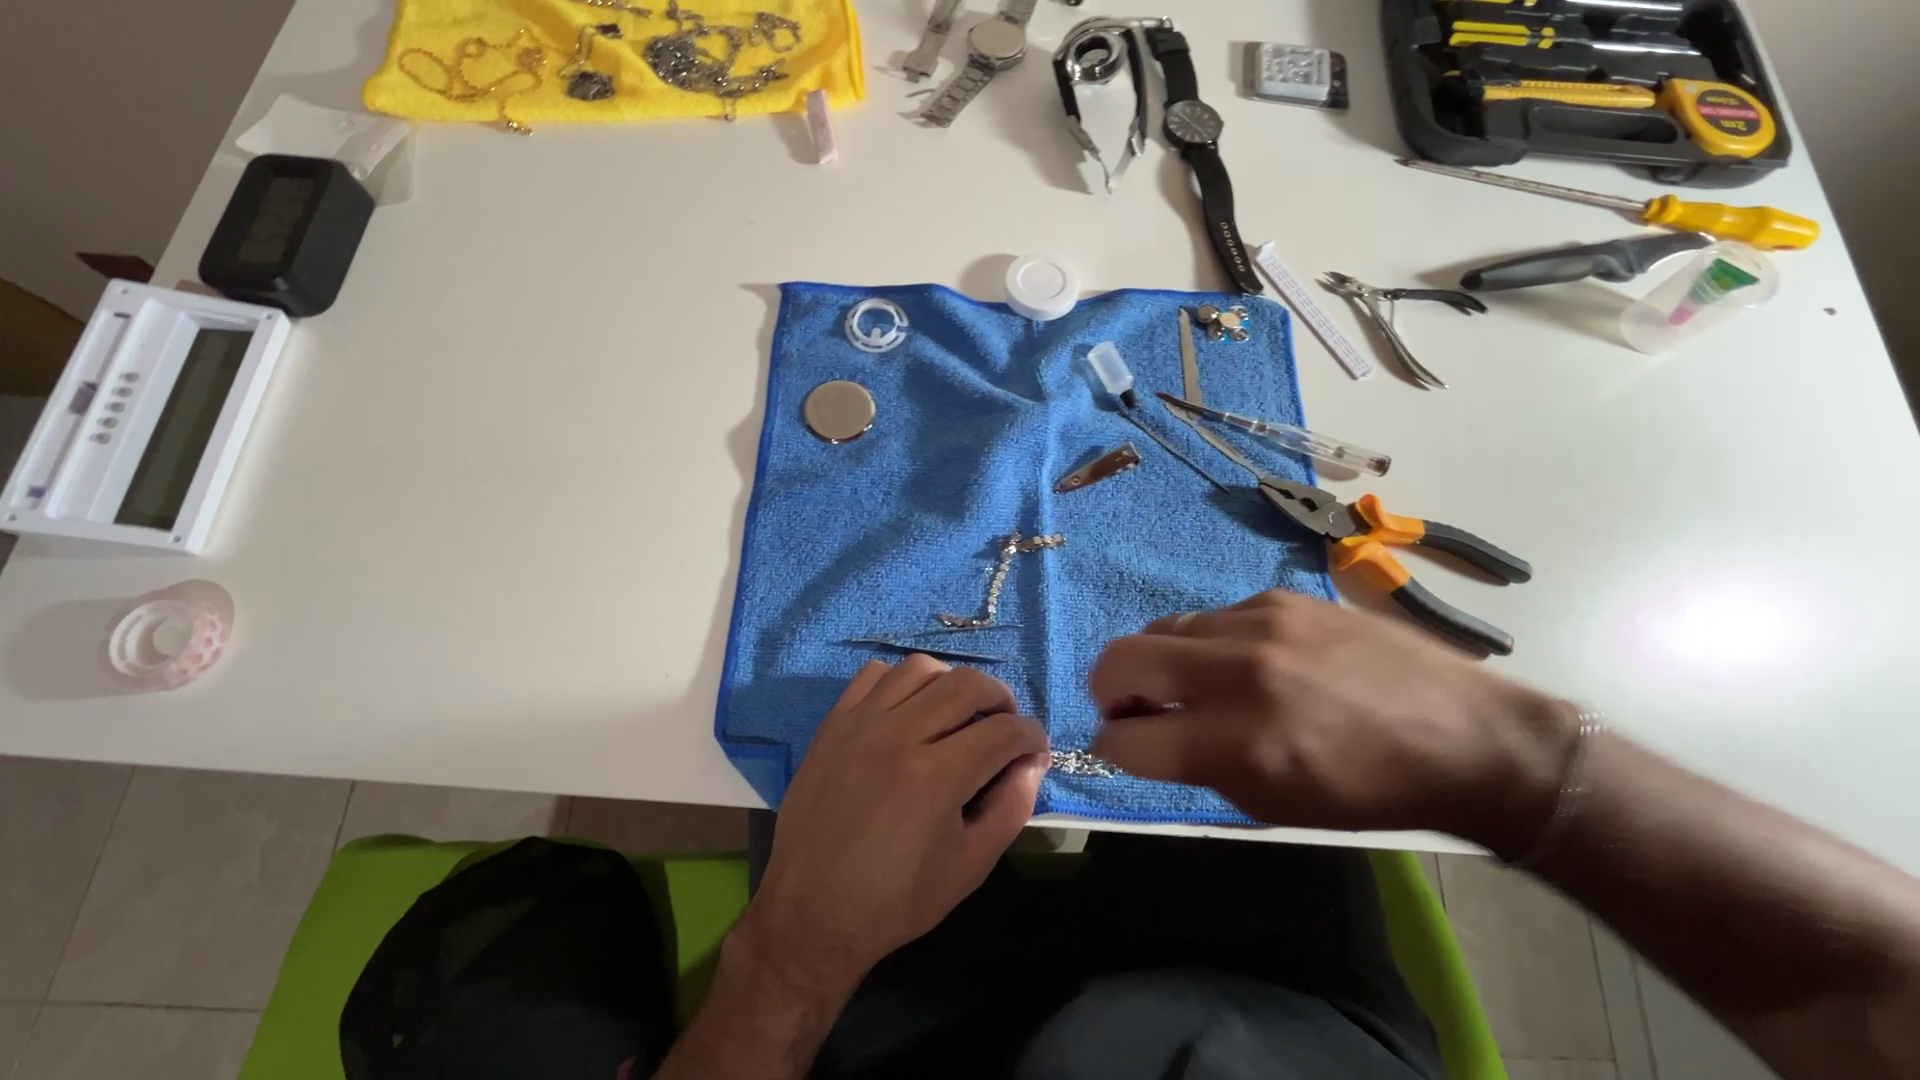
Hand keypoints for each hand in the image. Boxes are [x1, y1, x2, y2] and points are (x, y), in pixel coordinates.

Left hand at [740, 657, 1048, 987]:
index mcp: (937, 777)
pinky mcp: (832, 725)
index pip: (1004, 731)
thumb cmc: (896, 899)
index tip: (1036, 750)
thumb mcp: (970, 866)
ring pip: (920, 668)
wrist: (812, 912)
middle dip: (1002, 699)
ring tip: (959, 714)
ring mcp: (860, 724)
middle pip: (968, 685)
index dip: (1032, 737)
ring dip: (952, 684)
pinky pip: (873, 675)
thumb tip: (1033, 763)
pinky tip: (909, 711)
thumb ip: (1011, 808)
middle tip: (1006, 727)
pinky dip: (901, 682)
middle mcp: (899, 736)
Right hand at [1088, 591, 1576, 849]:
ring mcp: (1259, 622)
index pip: (1122, 736)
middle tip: (1134, 708)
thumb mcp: (1270, 804)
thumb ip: (1194, 765)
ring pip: (1161, 629)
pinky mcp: (1281, 597)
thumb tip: (1142, 734)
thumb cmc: (1367, 791)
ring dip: (1160, 662)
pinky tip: (1251, 663)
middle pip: (1118, 660)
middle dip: (1109, 690)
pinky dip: (1210, 644)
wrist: (1466, 735)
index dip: (1113, 745)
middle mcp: (1238, 671)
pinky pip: (1213, 617)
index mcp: (1237, 742)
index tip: (1129, 746)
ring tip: (1197, 685)